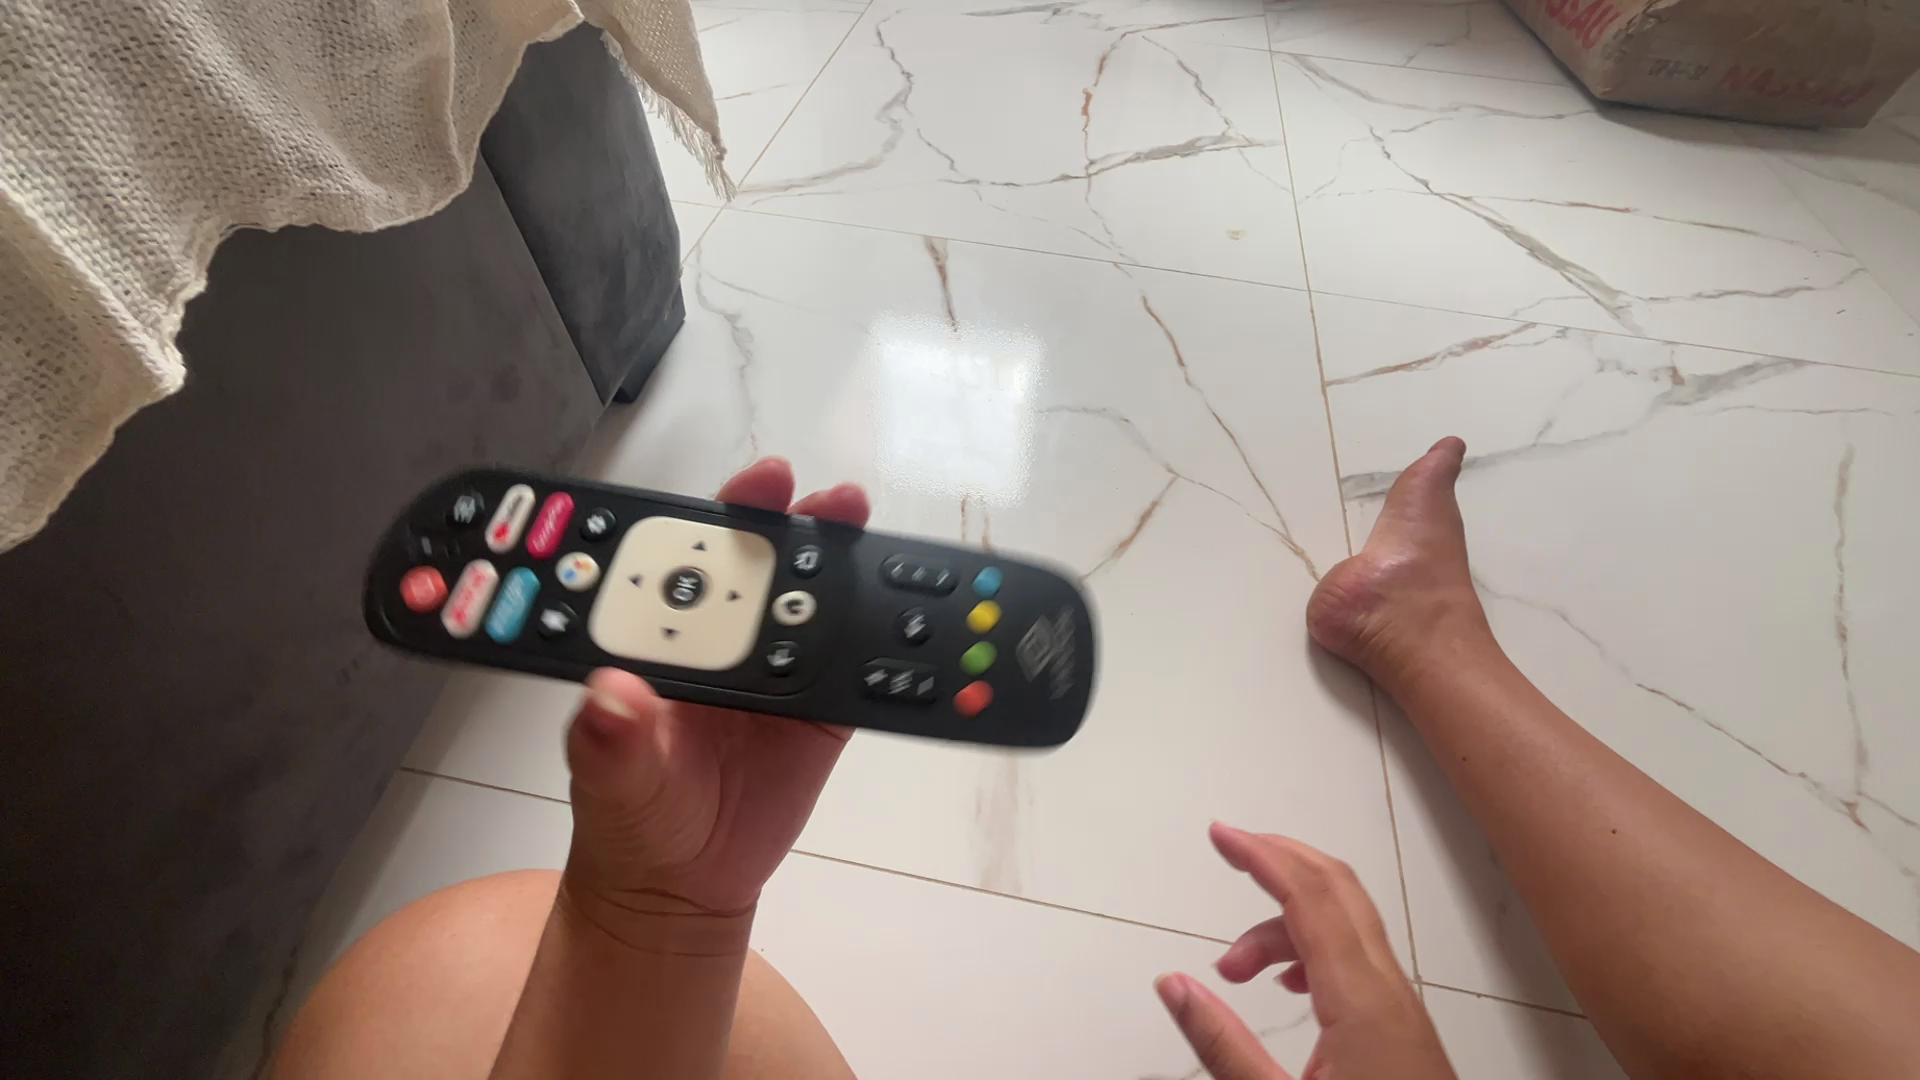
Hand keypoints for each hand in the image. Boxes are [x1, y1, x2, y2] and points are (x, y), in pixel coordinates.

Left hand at [557, 457, 869, 928]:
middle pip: (768, 565)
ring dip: (844, 560)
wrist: (692, 878)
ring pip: (817, 602)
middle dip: (799, 519)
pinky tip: (906, 614)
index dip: (724, 513)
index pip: (695, 559)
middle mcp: (730, 640)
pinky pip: (856, 666)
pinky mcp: (824, 705)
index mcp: (671, 641)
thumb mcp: (613, 785)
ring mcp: (783, 668)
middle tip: (829, 498)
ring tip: (865, 528)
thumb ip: (609, 745)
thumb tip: (610, 694)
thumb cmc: (636, 820)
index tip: (755, 484)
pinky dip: (881, 641)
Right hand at [1155, 824, 1456, 1079]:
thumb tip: (1170, 982)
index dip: (1261, 855)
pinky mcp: (1400, 1027)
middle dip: (1280, 856)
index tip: (1219, 835)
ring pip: (1341, 923)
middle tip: (1230, 847)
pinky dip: (1308, 944)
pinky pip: (1352, 955)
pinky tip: (1286, 983)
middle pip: (1337, 888)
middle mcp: (1389, 990)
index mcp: (1361, 1002)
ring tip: (1234, 968)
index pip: (1309, 896)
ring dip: (1282, 920)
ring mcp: (1400, 1007)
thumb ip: (1222, 1044)